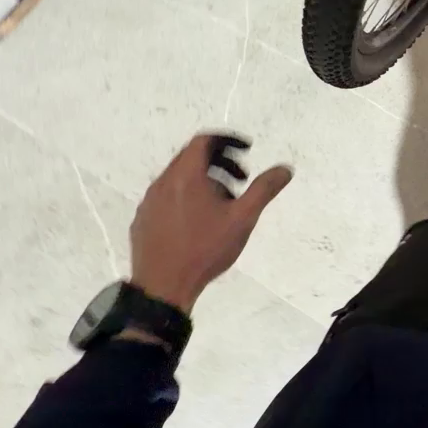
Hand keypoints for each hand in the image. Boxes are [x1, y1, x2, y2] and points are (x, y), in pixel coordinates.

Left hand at [129, 134, 291, 312]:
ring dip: (204, 179)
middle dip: (220, 161)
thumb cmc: (205, 249)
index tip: (246, 149)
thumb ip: (264, 189)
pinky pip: (167, 195)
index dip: (227, 140)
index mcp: (186, 177)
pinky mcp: (142, 220)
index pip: (203, 141)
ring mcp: (149, 202)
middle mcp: (163, 183)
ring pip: (178, 177)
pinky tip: (199, 220)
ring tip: (224, 202)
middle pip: (191, 157)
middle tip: (242, 178)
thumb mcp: (243, 218)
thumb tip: (285, 169)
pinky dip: (187, 195)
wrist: (163, 287)